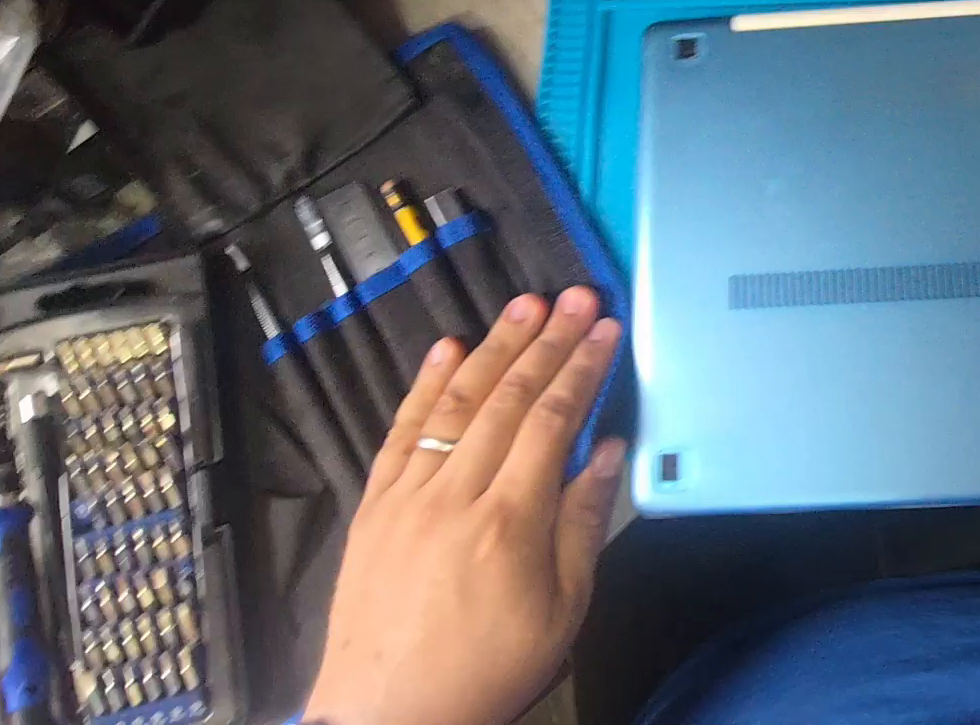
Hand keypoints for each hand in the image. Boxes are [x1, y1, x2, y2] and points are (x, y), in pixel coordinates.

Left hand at [304, 288, 626, 724]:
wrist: (386, 722)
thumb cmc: (491, 664)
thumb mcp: (563, 606)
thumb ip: (584, 520)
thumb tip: (606, 450)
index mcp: (510, 520)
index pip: (553, 420)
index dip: (583, 367)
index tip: (605, 329)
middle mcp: (456, 494)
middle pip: (509, 398)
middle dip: (549, 340)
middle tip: (576, 297)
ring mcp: (407, 495)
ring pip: (457, 403)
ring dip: (495, 347)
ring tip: (525, 305)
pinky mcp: (374, 505)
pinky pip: (401, 432)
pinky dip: (424, 385)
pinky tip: (447, 347)